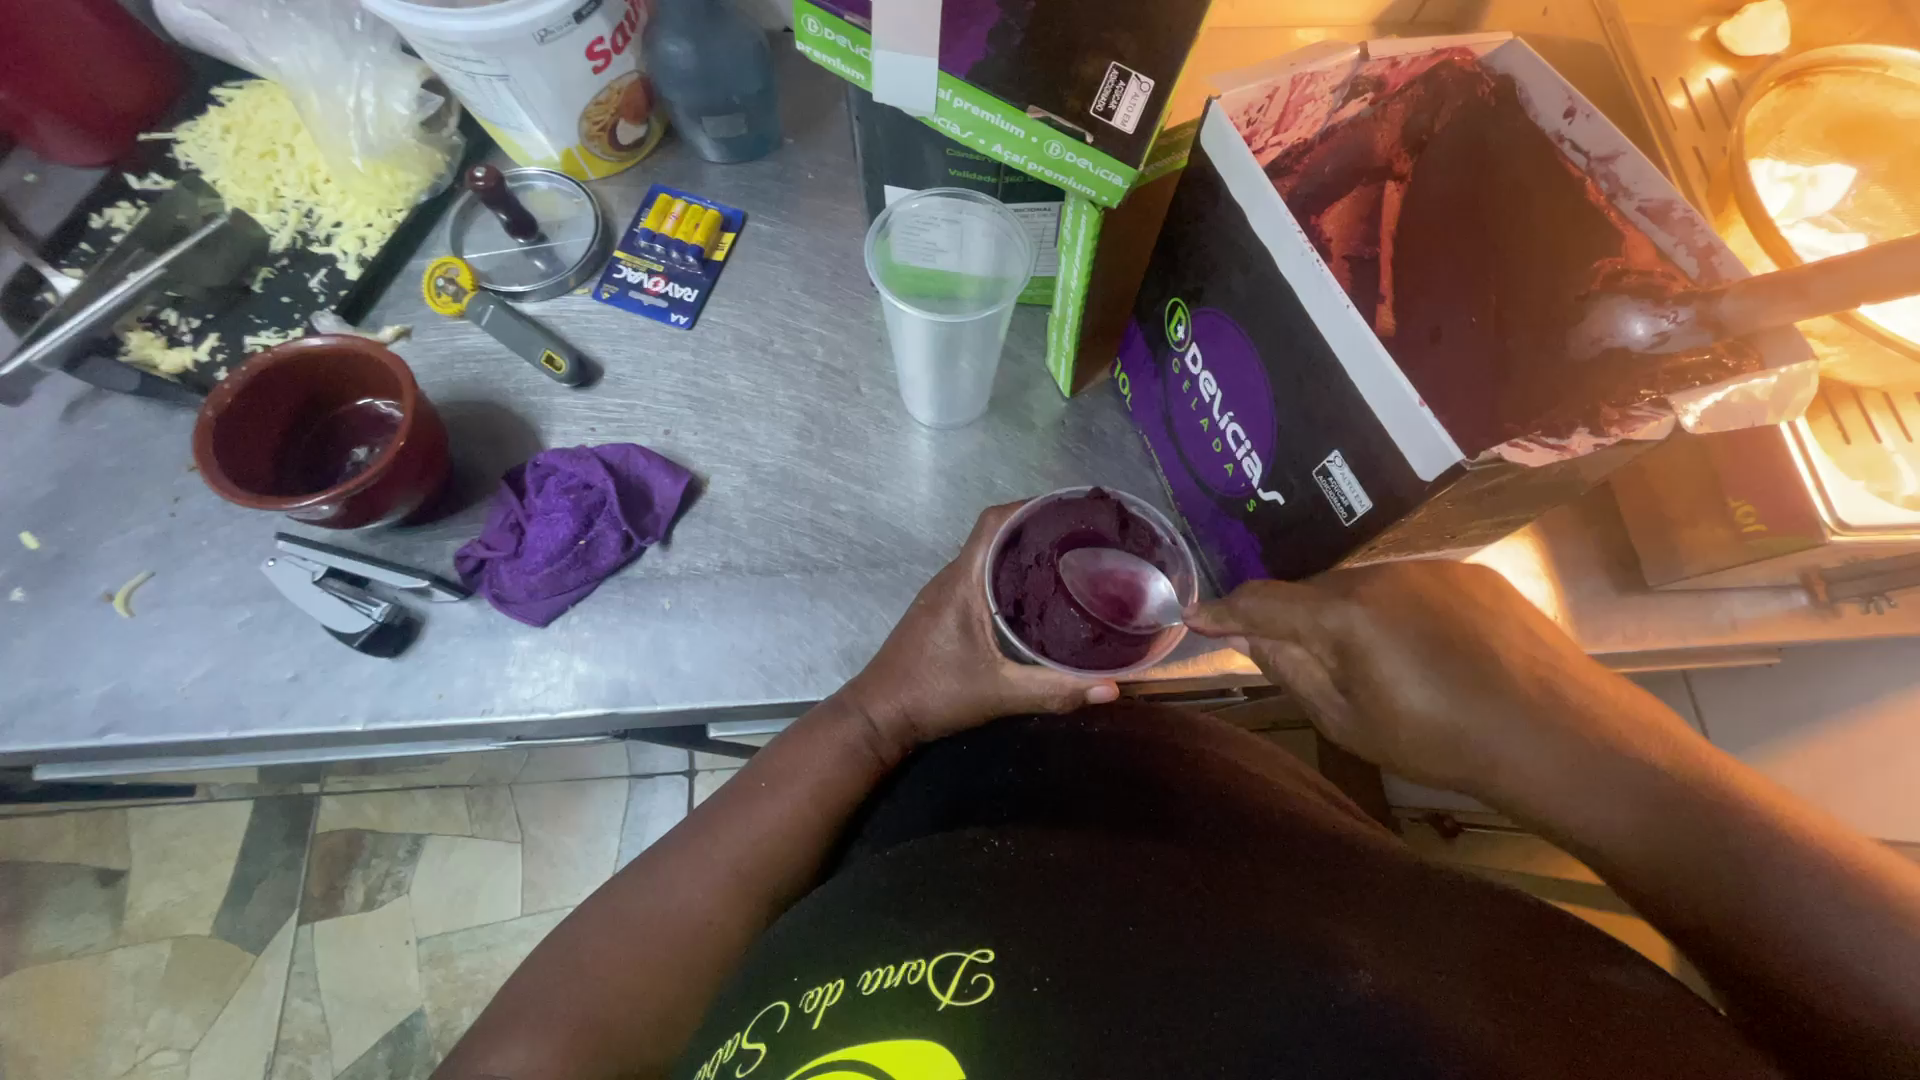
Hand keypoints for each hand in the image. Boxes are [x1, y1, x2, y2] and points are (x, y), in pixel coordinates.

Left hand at [840, 501, 1118, 761]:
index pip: (993, 522)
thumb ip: (1054, 691)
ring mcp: (944, 595)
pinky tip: (1036, 599)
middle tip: (1082, 539)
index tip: (1070, 510)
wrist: (879, 717)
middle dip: (1036, 528)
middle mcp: (952, 578)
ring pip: (987, 558)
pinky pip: (980, 578)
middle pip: (995, 534)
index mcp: (963, 581)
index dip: (1029, 506)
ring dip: (1022, 553)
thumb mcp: (999, 694)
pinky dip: (1008, 576)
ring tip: (1068, 562)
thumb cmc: (933, 695)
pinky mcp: (942, 612)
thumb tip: (1111, 689)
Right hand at [1183, 561, 1692, 800]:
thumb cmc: (1444, 743)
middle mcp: (1379, 573)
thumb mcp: (1347, 723)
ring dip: (1349, 616)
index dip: (1223, 610)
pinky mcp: (1470, 573)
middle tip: (1304, 663)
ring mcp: (1429, 568)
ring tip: (1379, 665)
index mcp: (1342, 613)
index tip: (1195, 615)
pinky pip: (1408, 586)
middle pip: (1312, 592)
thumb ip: (1290, 671)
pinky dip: (1396, 612)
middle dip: (1296, 620)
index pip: (1261, 601)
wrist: (1567, 739)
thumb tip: (1254, 637)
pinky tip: (1428, 652)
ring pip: (1361, 587)